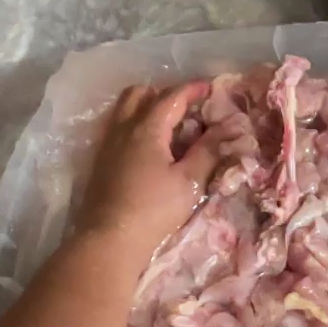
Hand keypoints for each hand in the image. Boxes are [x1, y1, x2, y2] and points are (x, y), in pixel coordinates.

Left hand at [70, 84, 221, 263]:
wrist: (109, 238)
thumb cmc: (153, 209)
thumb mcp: (189, 181)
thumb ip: (208, 151)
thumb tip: (228, 128)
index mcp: (146, 128)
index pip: (171, 97)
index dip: (192, 89)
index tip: (210, 88)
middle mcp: (122, 128)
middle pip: (139, 94)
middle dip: (163, 93)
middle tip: (185, 107)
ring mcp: (106, 144)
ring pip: (123, 110)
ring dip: (145, 107)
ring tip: (166, 124)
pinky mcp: (99, 161)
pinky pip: (116, 128)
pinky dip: (133, 125)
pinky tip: (146, 147)